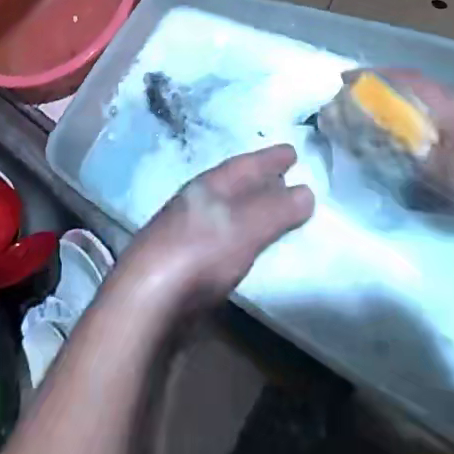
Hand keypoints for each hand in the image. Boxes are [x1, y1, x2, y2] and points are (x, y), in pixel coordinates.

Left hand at [111, 144, 313, 315]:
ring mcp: (183, 235)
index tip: (293, 152)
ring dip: (248, 210)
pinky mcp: (179, 267)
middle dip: (259, 182)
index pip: (244, 164)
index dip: (269, 158)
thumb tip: (307, 191)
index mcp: (208, 186)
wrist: (147, 301)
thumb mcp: (248, 225)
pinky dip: (237, 238)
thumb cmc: (201, 251)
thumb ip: (278, 208)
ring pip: (224, 214)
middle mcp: (194, 204)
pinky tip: (244, 250)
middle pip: (232, 187)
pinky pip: (218, 242)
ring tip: (271, 213)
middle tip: (285, 178)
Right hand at [375, 69, 453, 227]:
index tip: (344, 81)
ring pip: (438, 99)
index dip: (370, 77)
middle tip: (363, 107)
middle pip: (417, 84)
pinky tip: (435, 138)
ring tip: (393, 124)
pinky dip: (433, 117)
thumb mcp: (447, 175)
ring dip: (411, 105)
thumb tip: (385, 143)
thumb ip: (412, 156)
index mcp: (449, 102)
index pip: (400, 78)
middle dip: (387, 91)